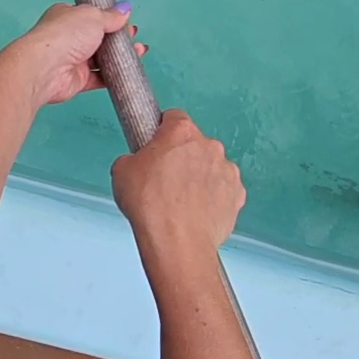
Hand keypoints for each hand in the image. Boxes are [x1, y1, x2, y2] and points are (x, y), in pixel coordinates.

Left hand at [0, 3, 146, 108]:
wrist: (46, 67)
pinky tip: (128, 71)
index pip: (90, 16)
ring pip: (101, 59)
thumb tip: (124, 9)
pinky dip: (113, 76)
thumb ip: (110, 15)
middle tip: (133, 37)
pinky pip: (99, 78)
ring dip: (119, 57)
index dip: (108, 18)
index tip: (126, 20)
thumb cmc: (63, 35)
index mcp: (66, 17)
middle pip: (97, 38)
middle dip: (117, 38)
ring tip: (138, 52)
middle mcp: (67, 38)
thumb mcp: (93, 16)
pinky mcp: (77, 80)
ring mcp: (72, 59)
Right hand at [111, 110, 244, 262]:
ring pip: (209, 166)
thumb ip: (134, 157)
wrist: (176, 241)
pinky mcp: (237, 195)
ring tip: (177, 198)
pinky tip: (193, 210)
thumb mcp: (121, 169)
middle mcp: (209, 146)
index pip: (173, 117)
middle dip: (180, 155)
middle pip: (193, 143)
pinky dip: (211, 197)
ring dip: (197, 176)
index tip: (155, 143)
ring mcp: (227, 171)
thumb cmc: (150, 205)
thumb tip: (138, 164)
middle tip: (161, 176)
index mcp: (181, 132)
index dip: (161, 131)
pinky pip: (222, 189)